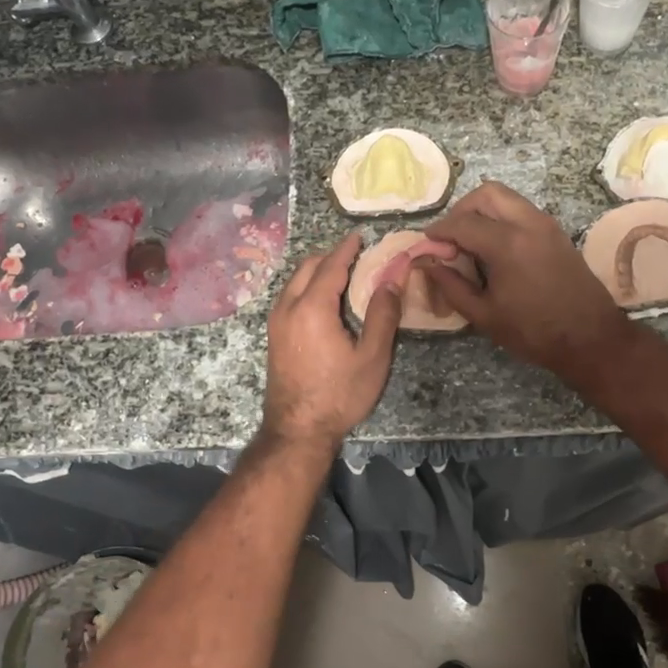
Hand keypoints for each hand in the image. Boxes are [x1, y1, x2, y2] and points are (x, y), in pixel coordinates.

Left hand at [262, 233, 403, 450]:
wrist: (296, 430)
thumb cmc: (339, 395)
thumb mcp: (372, 357)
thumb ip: (383, 314)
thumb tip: (393, 278)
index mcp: (312, 308)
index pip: (331, 266)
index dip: (347, 249)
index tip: (360, 236)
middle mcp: (288, 307)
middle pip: (307, 267)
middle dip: (331, 256)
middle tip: (355, 254)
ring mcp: (276, 322)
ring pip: (294, 281)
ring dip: (316, 270)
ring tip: (342, 273)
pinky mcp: (273, 336)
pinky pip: (289, 296)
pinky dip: (306, 286)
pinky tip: (323, 299)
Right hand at [420, 182, 636, 378]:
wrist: (591, 338)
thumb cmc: (534, 332)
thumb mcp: (484, 315)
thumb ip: (451, 285)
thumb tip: (426, 263)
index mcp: (507, 244)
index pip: (461, 223)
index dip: (438, 232)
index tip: (426, 245)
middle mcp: (528, 223)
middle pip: (486, 193)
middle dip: (461, 210)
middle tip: (450, 238)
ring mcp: (546, 224)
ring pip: (506, 197)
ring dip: (482, 211)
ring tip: (470, 242)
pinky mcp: (555, 231)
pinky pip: (521, 209)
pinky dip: (501, 217)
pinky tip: (494, 247)